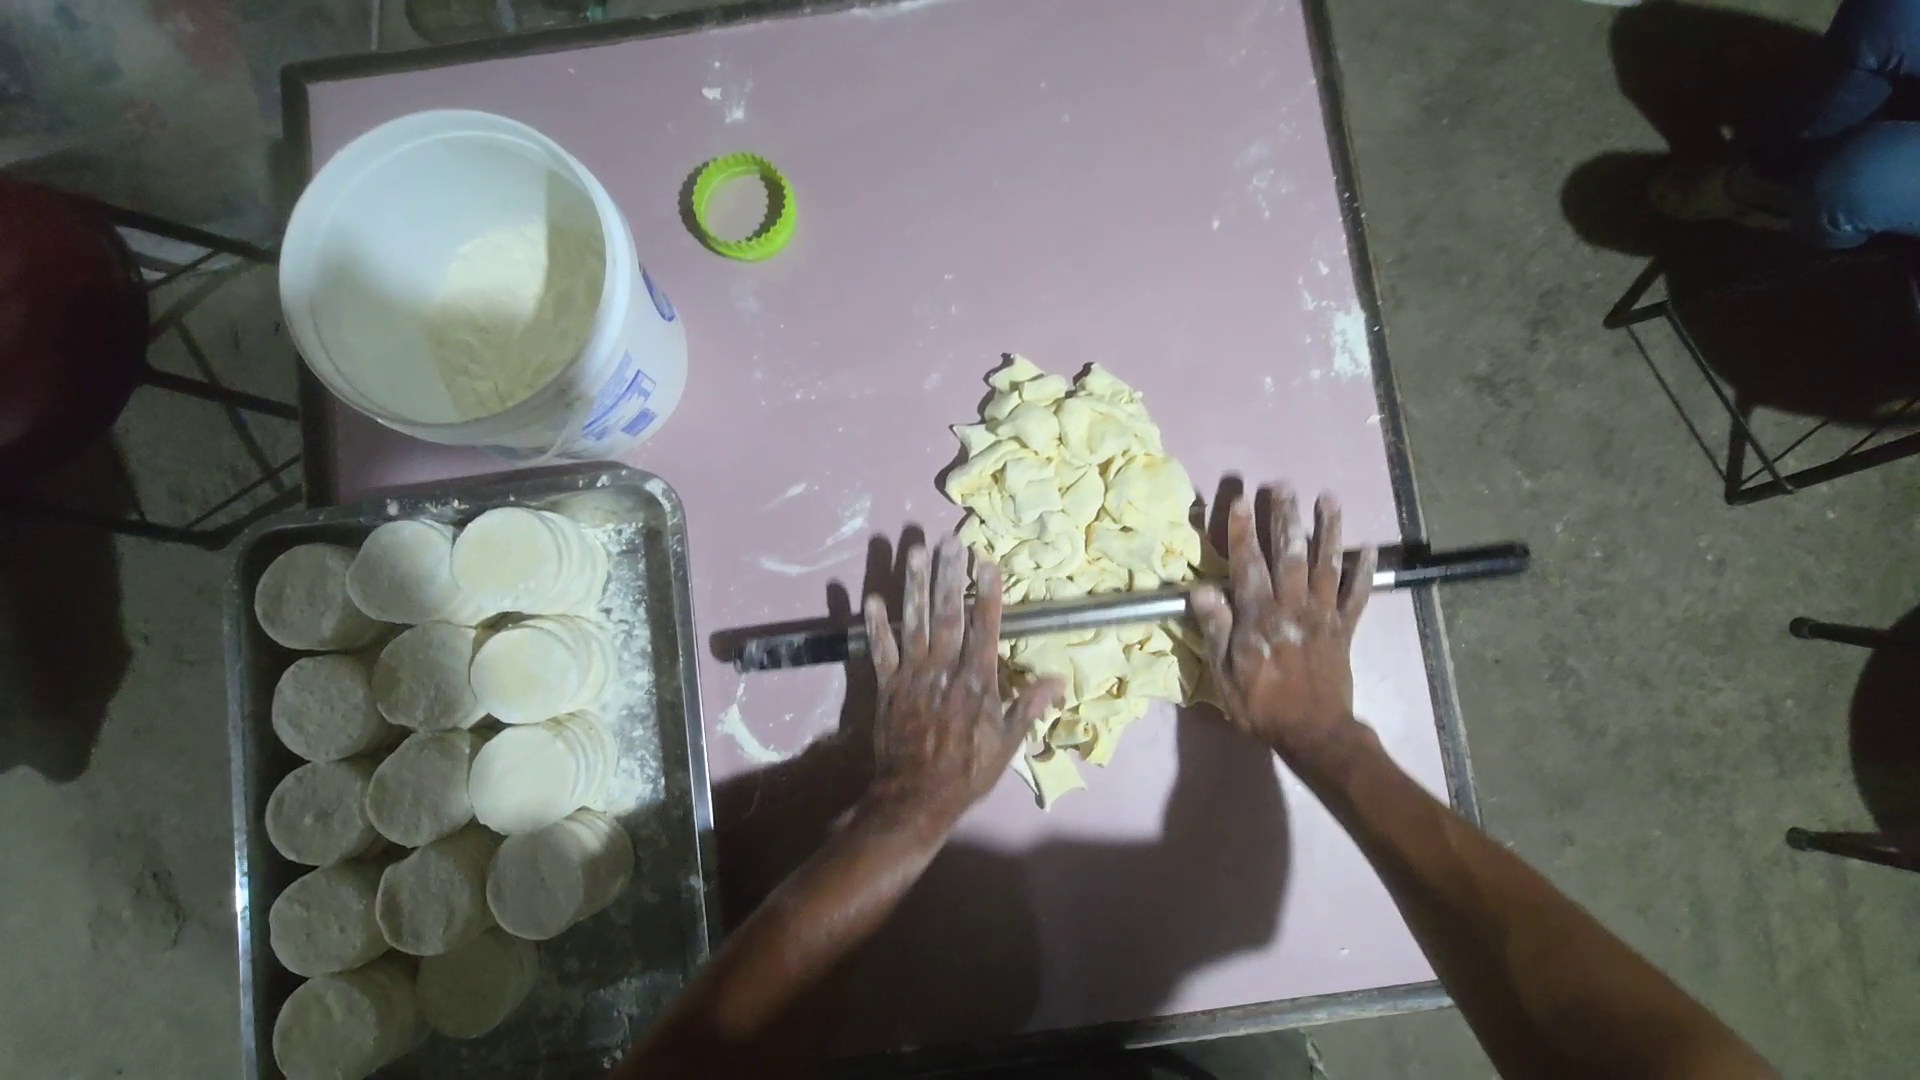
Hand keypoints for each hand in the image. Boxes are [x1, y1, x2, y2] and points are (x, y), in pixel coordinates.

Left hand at [863, 536, 1062, 820]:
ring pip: (914, 622)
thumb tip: (1058, 679)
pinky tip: (871, 597)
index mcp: (977, 681)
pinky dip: (875, 625)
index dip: (986, 592)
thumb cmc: (968, 771)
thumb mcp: (1008, 744)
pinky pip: (880, 650)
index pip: (984, 627)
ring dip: (914, 585)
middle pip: (948, 613)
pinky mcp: (887, 686)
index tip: (986, 561)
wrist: (916, 797)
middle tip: (949, 540)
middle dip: (949, 574)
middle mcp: (944, 669)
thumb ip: (1029, 707)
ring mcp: (912, 675)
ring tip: (914, 551)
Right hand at [1189, 487, 1372, 761]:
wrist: (1314, 734)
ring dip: (1328, 531)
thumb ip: (1216, 629)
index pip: (1248, 566)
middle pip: (1290, 555)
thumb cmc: (1261, 706)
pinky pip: (1357, 596)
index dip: (1243, 532)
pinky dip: (1363, 572)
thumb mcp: (1224, 674)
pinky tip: (1366, 548)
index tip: (1241, 500)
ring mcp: (1323, 617)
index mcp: (1259, 618)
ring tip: (1328, 500)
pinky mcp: (1344, 630)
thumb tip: (1201, 590)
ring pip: (1327, 566)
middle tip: (1283, 486)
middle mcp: (1293, 608)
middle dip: (1285, 519)